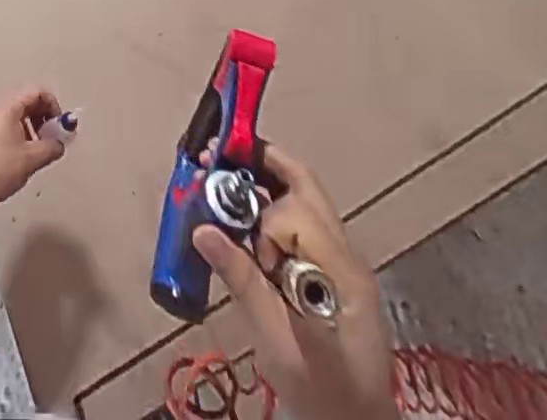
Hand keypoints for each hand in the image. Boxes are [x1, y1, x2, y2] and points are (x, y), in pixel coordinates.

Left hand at [0, 86, 64, 206]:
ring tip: (42, 149)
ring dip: (36, 127)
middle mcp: (0, 111)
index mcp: (9, 109)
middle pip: (29, 102)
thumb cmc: (0, 168)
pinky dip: (24, 135)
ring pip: (21, 116)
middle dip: (46, 117)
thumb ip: (52, 147)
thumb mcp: (32, 158)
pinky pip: (11, 127)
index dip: (53, 105)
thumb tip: (59, 144)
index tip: (59, 125)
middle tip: (53, 137)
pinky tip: (27, 155)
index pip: (37, 92)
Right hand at [191, 143, 397, 419]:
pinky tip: (239, 216)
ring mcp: (339, 259)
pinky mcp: (328, 268)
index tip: (221, 217)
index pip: (295, 212)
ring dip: (260, 181)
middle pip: (304, 185)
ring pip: (301, 197)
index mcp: (339, 270)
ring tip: (220, 180)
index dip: (257, 212)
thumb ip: (242, 281)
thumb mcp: (276, 339)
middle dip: (259, 163)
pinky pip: (297, 220)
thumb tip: (201, 230)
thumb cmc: (320, 389)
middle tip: (216, 158)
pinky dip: (266, 207)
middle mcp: (344, 254)